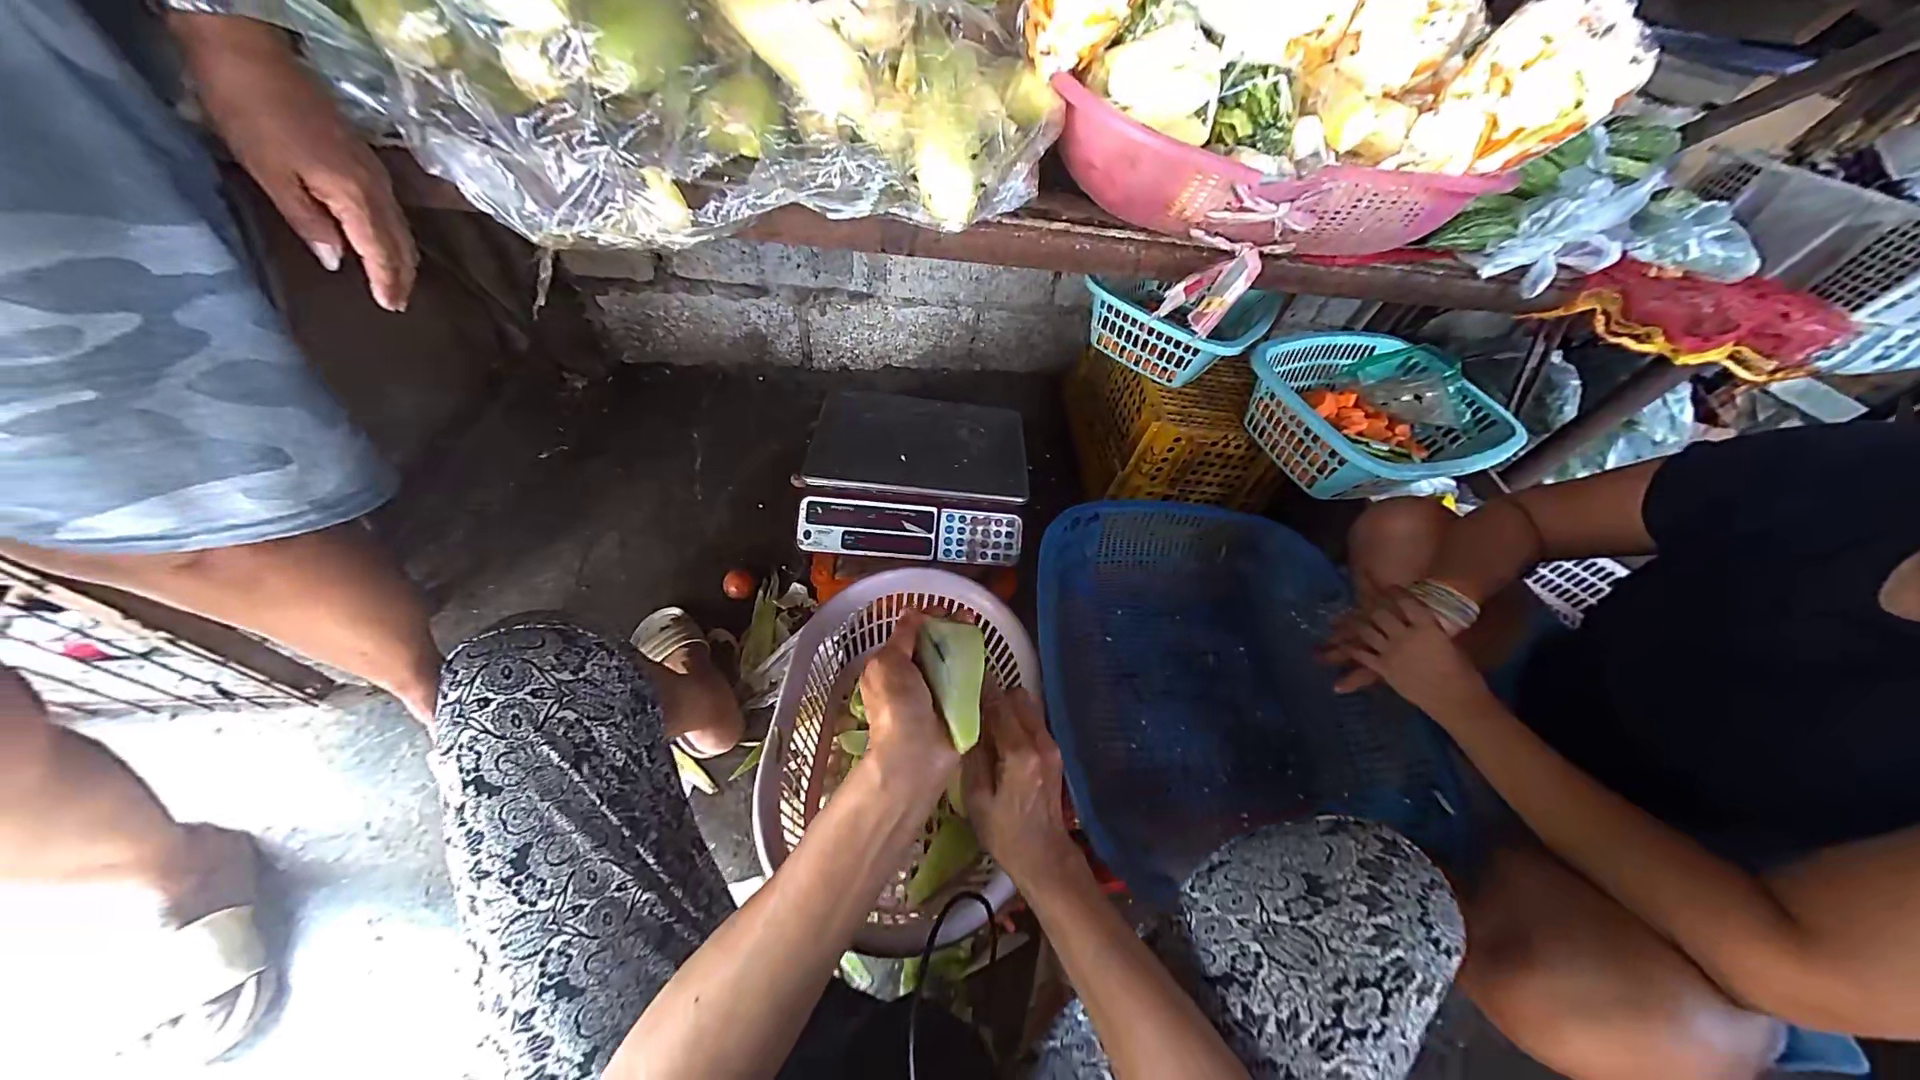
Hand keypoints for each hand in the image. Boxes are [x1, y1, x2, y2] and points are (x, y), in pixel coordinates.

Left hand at [170, 14, 418, 311]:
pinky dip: (396, 236)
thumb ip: (307, 221)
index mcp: (354, 197)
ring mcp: (377, 176)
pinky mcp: (369, 165)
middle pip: (400, 243)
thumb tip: (335, 260)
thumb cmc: (251, 113)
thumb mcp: (268, 172)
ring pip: (402, 229)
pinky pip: (394, 213)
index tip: (391, 306)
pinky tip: (390, 243)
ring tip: (400, 279)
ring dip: (403, 257)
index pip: (380, 251)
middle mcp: (377, 191)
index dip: (386, 280)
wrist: (252, 55)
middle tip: (400, 301)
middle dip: (402, 274)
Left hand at [856, 610, 959, 795]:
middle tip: (967, 618)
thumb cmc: (897, 706)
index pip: (909, 635)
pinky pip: (965, 679)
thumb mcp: (889, 662)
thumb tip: (911, 611)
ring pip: (950, 660)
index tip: (944, 610)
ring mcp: (934, 692)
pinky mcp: (955, 706)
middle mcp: (911, 678)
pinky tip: (984, 653)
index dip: (925, 620)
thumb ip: (902, 636)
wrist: (916, 755)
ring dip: (963, 644)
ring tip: (977, 628)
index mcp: (889, 668)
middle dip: (948, 629)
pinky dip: (974, 666)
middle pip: (932, 646)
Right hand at [961, 686, 1083, 893]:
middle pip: (1017, 697)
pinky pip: (1033, 721)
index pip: (999, 705)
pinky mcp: (1053, 751)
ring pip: (1028, 706)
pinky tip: (998, 735)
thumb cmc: (1004, 832)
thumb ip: (973, 754)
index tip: (961, 676)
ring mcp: (1051, 745)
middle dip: (994, 695)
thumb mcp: (977, 797)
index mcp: (1020, 752)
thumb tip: (965, 721)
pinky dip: (1016, 718)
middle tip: (970, 703)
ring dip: (1006, 705)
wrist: (1044, 856)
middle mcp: (1040, 741)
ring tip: (983, 718)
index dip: (980, 689)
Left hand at [1338, 589, 1492, 717]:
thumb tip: (1420, 621)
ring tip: (1356, 619)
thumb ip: (1430, 630)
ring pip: (1367, 630)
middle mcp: (1405, 636)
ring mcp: (1391, 652)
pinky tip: (1347, 643)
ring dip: (1360, 623)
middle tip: (1369, 601)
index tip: (1390, 588)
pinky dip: (1352, 648)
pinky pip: (1361, 654)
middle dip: (1373, 605)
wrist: (1456, 701)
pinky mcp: (1383, 668)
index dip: (1397, 593)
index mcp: (1428, 628)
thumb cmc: (1462, 672)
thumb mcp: (1450, 643)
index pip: (1408, 603)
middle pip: (1381, 613)